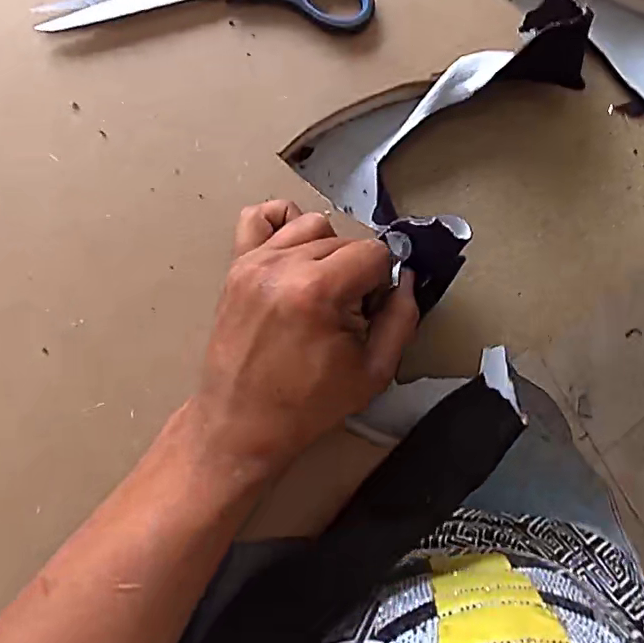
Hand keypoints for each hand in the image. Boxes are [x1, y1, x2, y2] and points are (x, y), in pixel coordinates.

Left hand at [176, 201, 418, 481]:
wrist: (241, 425)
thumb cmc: (301, 406)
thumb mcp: (373, 372)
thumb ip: (402, 318)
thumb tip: (406, 282)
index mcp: (316, 291)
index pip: (374, 252)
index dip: (382, 282)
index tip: (372, 309)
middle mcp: (281, 268)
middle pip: (346, 239)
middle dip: (358, 272)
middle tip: (349, 312)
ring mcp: (254, 264)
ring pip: (313, 225)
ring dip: (328, 251)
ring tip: (324, 288)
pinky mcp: (237, 268)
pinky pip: (259, 217)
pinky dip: (283, 225)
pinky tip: (295, 254)